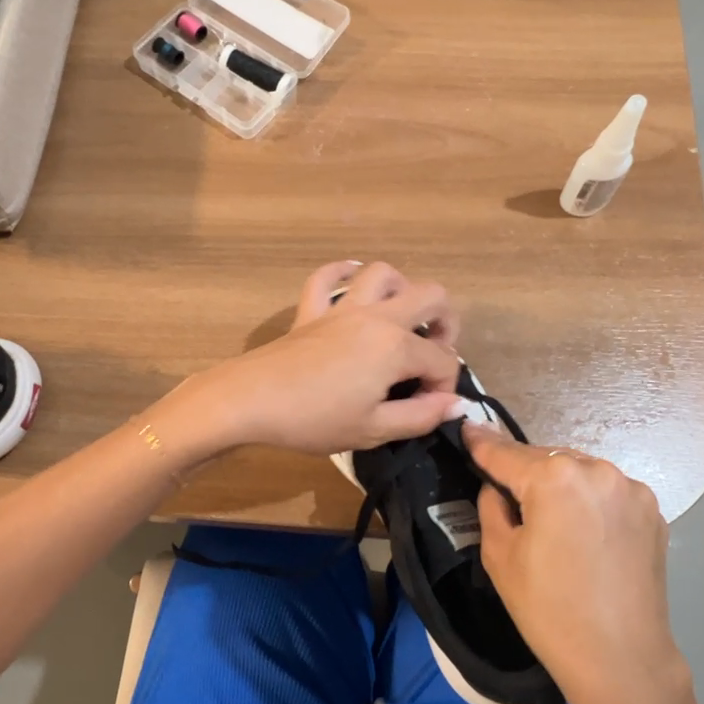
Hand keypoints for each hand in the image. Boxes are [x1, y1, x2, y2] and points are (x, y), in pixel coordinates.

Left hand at [153, 262, 464, 456]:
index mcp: (395, 346)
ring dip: (400, 289)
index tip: (427, 409)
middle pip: (430, 294)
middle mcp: (375, 316)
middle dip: (445, 320)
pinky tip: (351, 282)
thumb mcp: (374, 430)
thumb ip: (420, 416)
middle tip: (434, 350)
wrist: (249, 401)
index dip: (444, 386)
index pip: (442, 359)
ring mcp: (340, 308)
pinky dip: (342, 273)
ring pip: (381, 273)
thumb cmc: (314, 420)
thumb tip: (454, 403)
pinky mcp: (310, 310)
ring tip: (401, 318)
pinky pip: (327, 277)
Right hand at [462, 423, 691, 703]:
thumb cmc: (548, 609)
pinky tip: (582, 535)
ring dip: (559, 485)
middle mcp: (598, 470)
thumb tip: (497, 486)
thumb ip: (491, 505)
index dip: (481, 443)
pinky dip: (588, 502)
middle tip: (506, 495)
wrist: (621, 659)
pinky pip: (606, 493)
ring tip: (548, 520)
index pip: (505, 453)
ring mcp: (631, 490)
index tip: (466, 426)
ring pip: (579, 473)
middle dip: (524, 471)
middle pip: (546, 459)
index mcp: (555, 477)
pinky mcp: (653, 512)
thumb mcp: (499, 555)